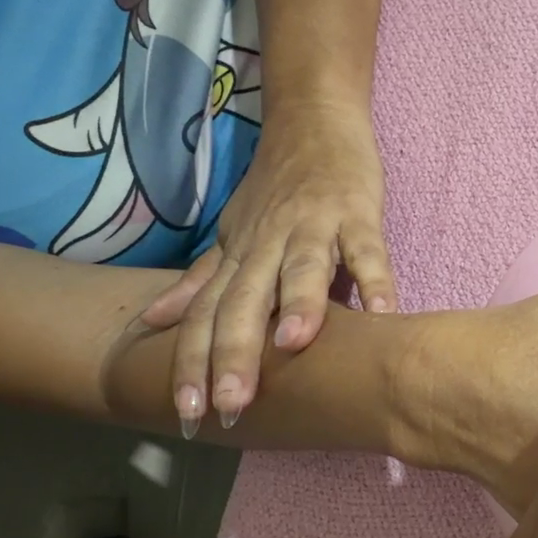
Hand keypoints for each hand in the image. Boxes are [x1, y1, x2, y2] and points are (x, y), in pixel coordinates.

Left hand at [143, 112, 395, 434]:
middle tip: (229, 407)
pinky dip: (376, 280)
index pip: (206, 315)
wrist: (313, 121)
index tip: (185, 416)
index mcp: (239, 255)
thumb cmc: (279, 188)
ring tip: (291, 349)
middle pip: (244, 301)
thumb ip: (202, 279)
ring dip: (297, 307)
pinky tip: (383, 314)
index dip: (192, 363)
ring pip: (302, 270)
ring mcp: (314, 226)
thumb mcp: (233, 234)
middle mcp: (267, 244)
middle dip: (234, 354)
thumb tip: (154, 322)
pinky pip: (368, 251)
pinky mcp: (358, 214)